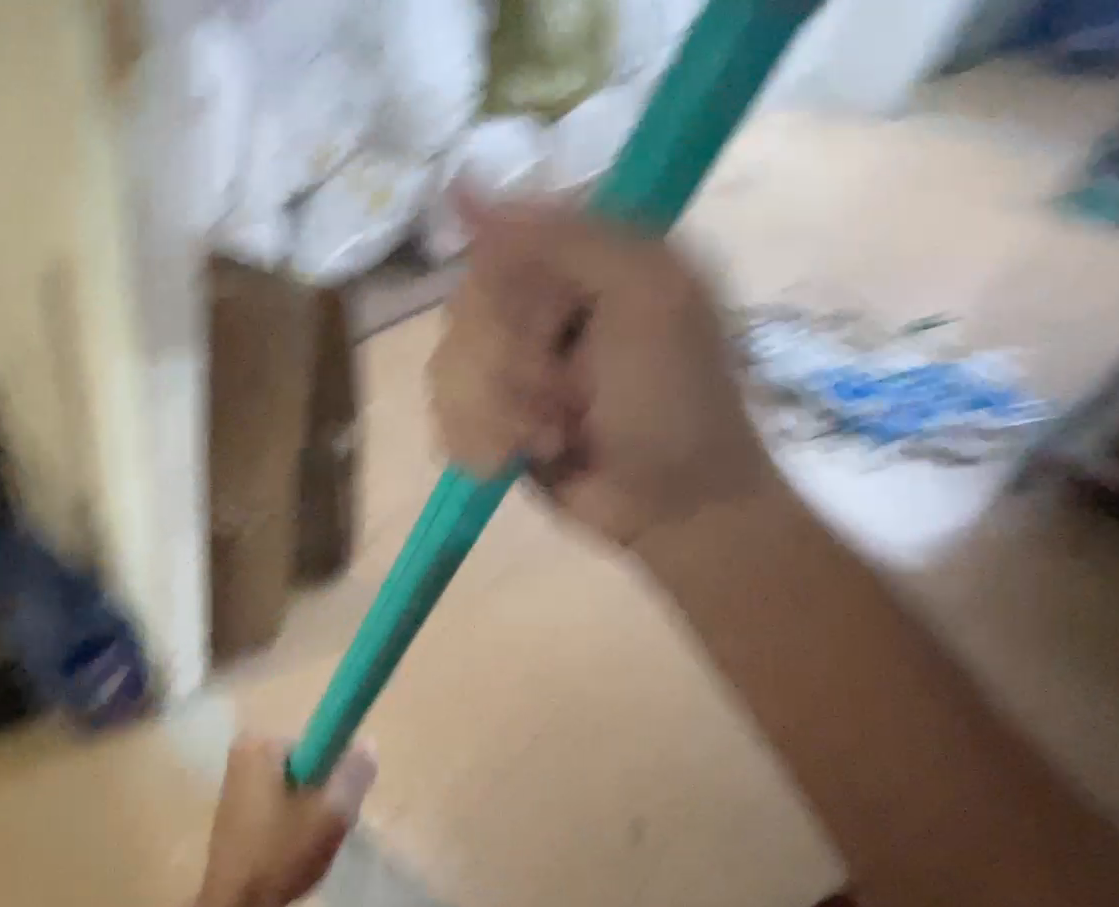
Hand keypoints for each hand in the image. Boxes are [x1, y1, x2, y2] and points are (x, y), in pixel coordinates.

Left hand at [200, 735, 376, 906]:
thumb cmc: (282, 853)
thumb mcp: (331, 813)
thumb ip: (353, 775)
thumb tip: (367, 742)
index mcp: (259, 744)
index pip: (319, 744)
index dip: (335, 775)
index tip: (337, 807)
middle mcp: (241, 754)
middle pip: (306, 766)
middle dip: (322, 796)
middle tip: (325, 830)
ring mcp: (234, 783)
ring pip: (294, 788)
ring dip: (308, 814)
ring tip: (306, 846)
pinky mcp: (233, 810)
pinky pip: (277, 805)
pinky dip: (289, 824)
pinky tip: (290, 852)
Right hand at [428, 190, 784, 554]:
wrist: (673, 509)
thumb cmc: (676, 401)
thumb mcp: (646, 297)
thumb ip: (563, 236)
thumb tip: (461, 184)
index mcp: (579, 260)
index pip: (495, 245)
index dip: (510, 297)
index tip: (548, 329)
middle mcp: (538, 302)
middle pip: (463, 310)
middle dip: (510, 367)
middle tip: (568, 397)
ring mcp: (509, 363)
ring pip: (446, 367)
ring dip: (499, 413)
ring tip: (553, 438)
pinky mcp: (488, 415)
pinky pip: (441, 413)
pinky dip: (480, 441)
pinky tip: (518, 459)